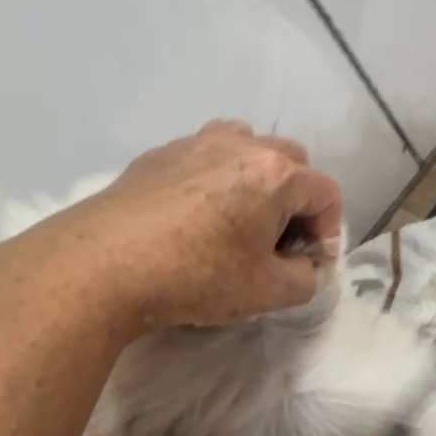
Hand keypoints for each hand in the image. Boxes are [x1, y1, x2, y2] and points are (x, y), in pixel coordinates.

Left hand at [0, 120, 343, 332]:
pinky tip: (200, 220)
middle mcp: (240, 144)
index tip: (310, 263)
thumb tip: (306, 265)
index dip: (329, 231)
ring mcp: (196, 143)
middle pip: (292, 161)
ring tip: (244, 223)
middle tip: (281, 243)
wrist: (106, 265)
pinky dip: (220, 181)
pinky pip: (208, 157)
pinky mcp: (160, 154)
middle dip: (298, 202)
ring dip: (259, 182)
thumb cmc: (200, 277)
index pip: (326, 193)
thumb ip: (307, 278)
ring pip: (248, 148)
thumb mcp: (271, 292)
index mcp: (276, 174)